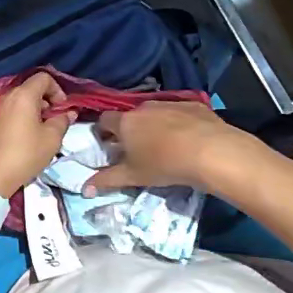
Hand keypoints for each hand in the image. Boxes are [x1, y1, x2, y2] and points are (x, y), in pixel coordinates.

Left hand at [0, 72, 73, 197]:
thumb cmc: (25, 154)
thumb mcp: (52, 138)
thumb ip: (62, 120)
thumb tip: (68, 112)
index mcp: (23, 95)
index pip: (44, 77)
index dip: (58, 89)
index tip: (62, 108)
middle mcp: (8, 96)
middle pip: (32, 88)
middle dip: (48, 100)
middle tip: (56, 120)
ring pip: (23, 100)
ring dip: (37, 110)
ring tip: (44, 130)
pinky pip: (13, 111)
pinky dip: (25, 117)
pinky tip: (30, 136)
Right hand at [85, 102, 260, 194]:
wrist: (209, 151)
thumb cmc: (163, 164)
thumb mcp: (132, 176)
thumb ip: (106, 180)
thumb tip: (83, 189)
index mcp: (125, 122)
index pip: (105, 120)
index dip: (104, 131)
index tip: (108, 145)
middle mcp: (144, 107)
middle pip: (130, 116)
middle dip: (130, 129)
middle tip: (137, 149)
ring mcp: (169, 103)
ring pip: (155, 113)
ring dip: (154, 125)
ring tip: (164, 145)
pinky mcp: (193, 104)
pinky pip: (179, 112)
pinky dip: (178, 123)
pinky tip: (187, 138)